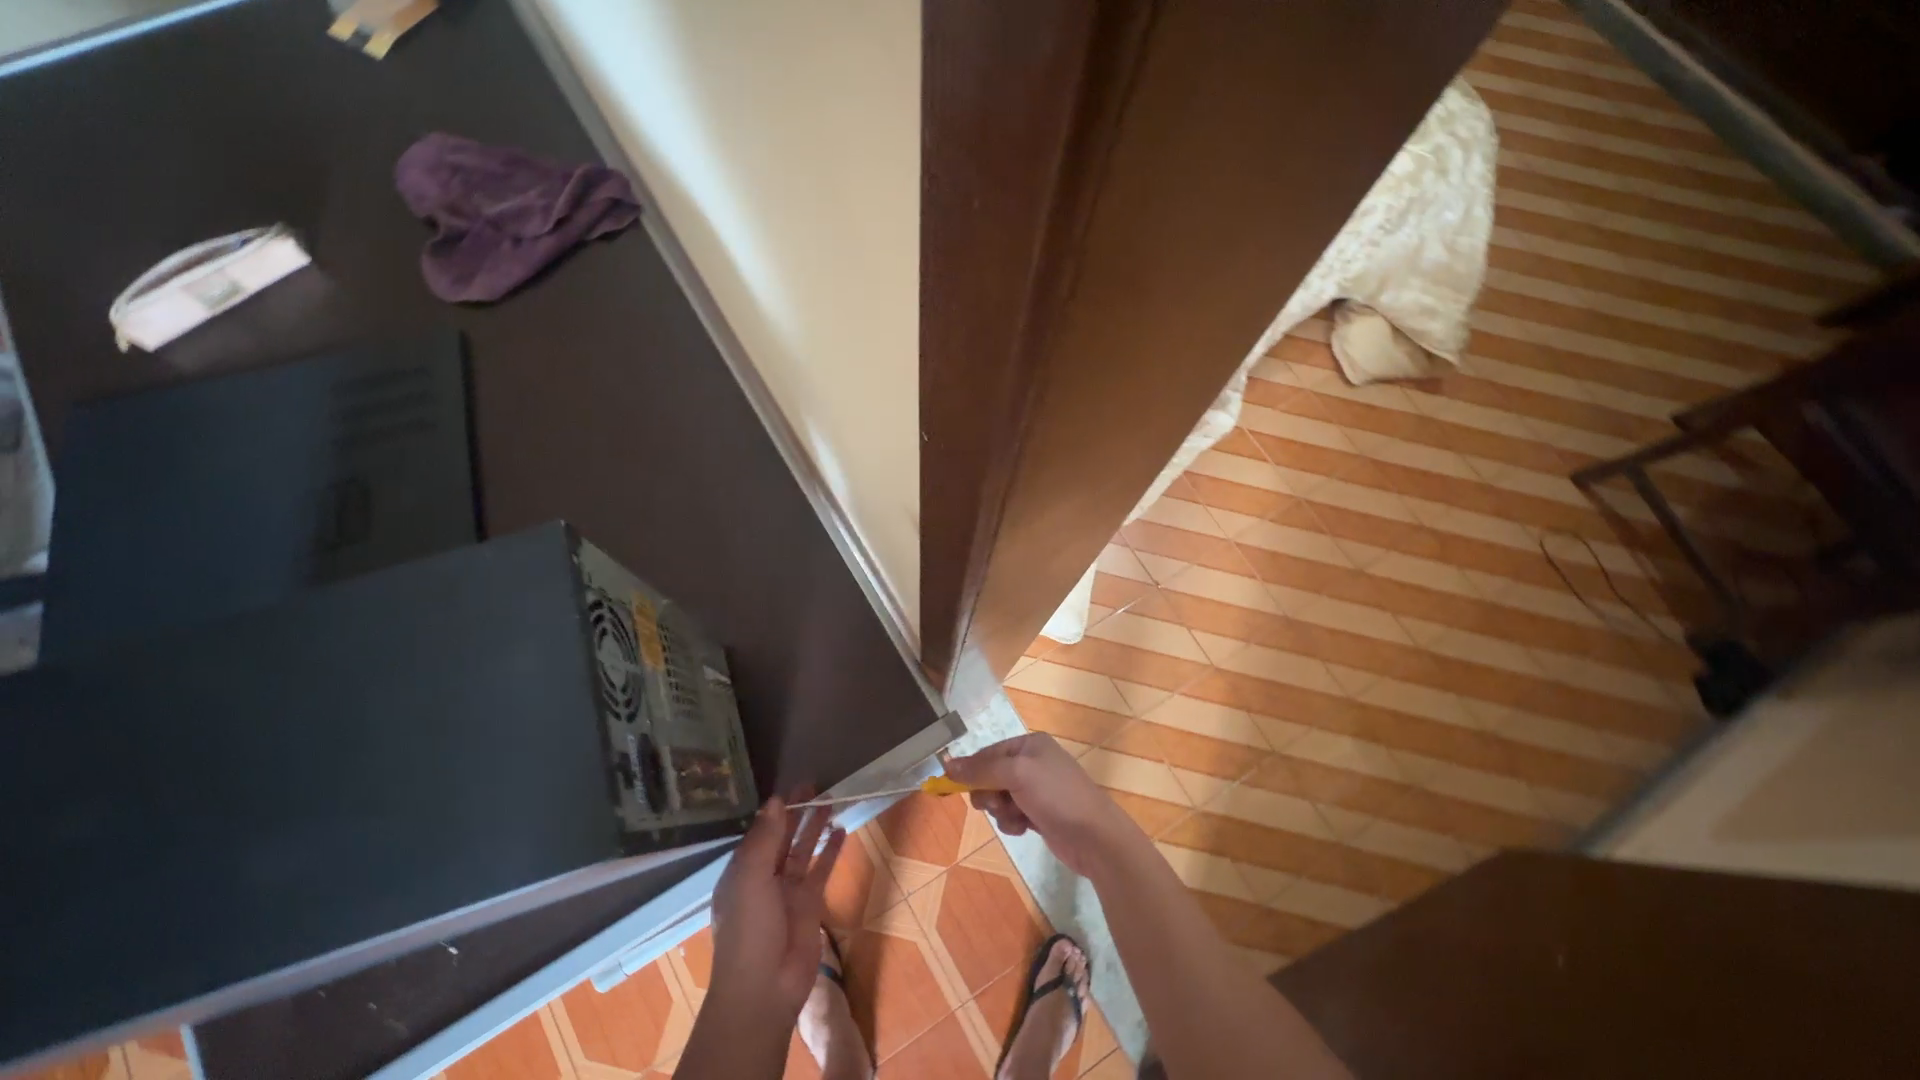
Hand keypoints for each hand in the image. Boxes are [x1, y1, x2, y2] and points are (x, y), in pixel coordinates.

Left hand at [708, 796, 846, 1023]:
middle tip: (815, 785)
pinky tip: (841, 831)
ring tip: (831, 801)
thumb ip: (765, 839)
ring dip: (814, 827)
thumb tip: (775, 800)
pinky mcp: (810, 904)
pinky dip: (830, 852)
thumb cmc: (749, 929)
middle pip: (782, 838)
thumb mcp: (750, 878)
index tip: (791, 787)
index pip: (760, 833)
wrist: (764, 986)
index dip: (775, 810)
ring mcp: (788, 892)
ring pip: (803, 850)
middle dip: (796, 813)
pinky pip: (821, 870)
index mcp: (741, 871)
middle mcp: (764, 878)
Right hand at [944, 734, 1135, 877]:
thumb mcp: (1017, 774)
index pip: (988, 752)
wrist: (1095, 836)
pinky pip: (1012, 814)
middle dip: (988, 792)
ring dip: (1001, 810)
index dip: (971, 770)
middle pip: (991, 776)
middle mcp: (1033, 762)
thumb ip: (981, 769)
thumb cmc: (1056, 796)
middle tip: (995, 804)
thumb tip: (946, 763)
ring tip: (1016, 818)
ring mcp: (1038, 789)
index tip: (952, 788)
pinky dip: (1013, 822)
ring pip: (999, 797)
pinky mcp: (1041, 813)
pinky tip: (1024, 828)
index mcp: (1030, 744)